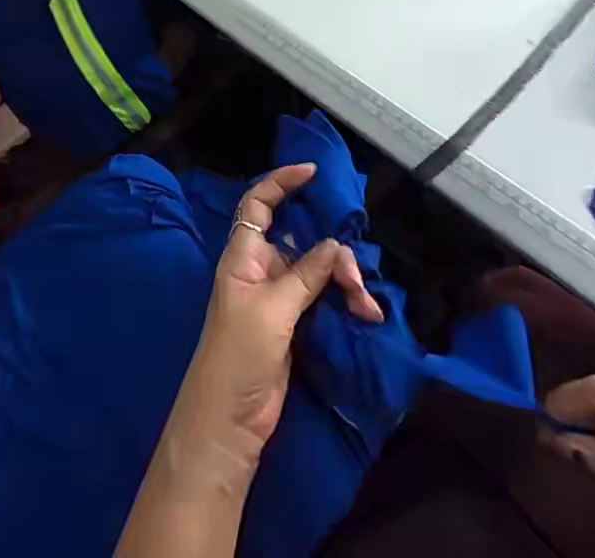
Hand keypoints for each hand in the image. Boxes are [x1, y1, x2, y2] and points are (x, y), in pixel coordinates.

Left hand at [116, 167, 380, 557]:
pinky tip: (365, 314)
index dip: (280, 183)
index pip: (258, 205)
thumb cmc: (237, 357)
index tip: (312, 171)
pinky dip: (345, 301)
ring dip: (344, 281)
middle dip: (332, 250)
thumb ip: (305, 274)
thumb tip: (334, 246)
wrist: (229, 423)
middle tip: (354, 275)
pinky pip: (324, 296)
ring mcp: (279, 296)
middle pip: (302, 239)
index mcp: (243, 257)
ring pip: (319, 269)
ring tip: (364, 304)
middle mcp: (261, 269)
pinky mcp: (294, 321)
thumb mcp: (272, 310)